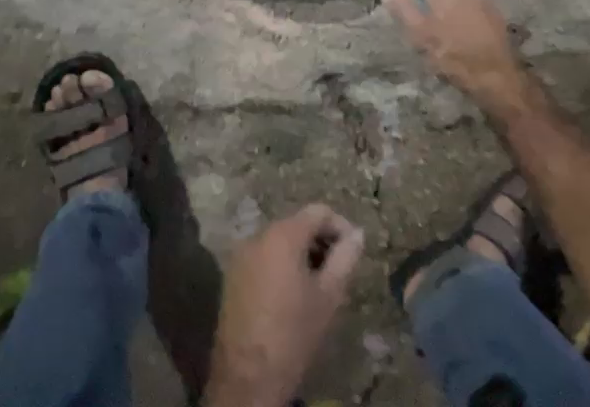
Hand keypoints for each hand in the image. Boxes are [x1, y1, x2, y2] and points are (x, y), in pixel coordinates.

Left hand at [204, 204, 363, 406]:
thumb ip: (346, 257)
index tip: (353, 251)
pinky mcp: (232, 278)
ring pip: (280, 242)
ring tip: (319, 283)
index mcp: (282, 236)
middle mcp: (257, 238)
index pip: (319, 212)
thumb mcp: (329, 294)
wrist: (247, 377)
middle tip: (339, 269)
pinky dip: (283, 265)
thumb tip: (357, 234)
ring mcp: (241, 257)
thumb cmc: (294, 332)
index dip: (341, 226)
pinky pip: (264, 257)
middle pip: (298, 224)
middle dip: (321, 241)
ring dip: (303, 254)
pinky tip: (294, 293)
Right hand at [383, 0, 529, 113]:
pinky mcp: (494, 11)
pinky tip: (462, 35)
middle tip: (421, 23)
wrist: (496, 75)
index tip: (404, 4)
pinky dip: (462, 13)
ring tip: (442, 32)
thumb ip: (403, 10)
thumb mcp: (421, 37)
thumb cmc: (453, 56)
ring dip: (445, 6)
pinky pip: (470, 4)